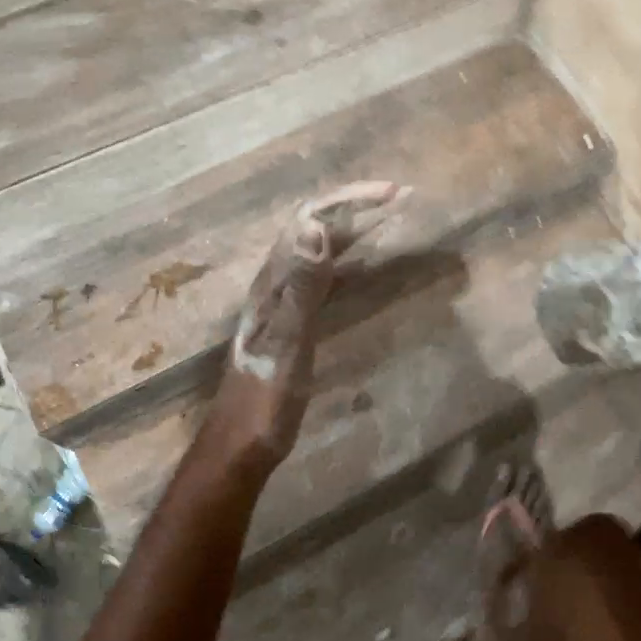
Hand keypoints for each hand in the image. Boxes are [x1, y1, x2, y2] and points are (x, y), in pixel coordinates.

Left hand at [209, 182, 405, 465]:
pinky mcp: (292, 322)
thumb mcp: (287, 343)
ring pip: (320, 251)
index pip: (310, 219)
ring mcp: (283, 302)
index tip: (393, 194)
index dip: (349, 200)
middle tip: (401, 199)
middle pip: (315, 228)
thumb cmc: (263, 400)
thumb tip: (314, 225)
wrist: (240, 446)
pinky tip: (368, 270)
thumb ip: (302, 287)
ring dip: (354, 231)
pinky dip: (350, 262)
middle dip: (356, 208)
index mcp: (274, 281)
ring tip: (391, 222)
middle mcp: (276, 282)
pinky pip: (325, 277)